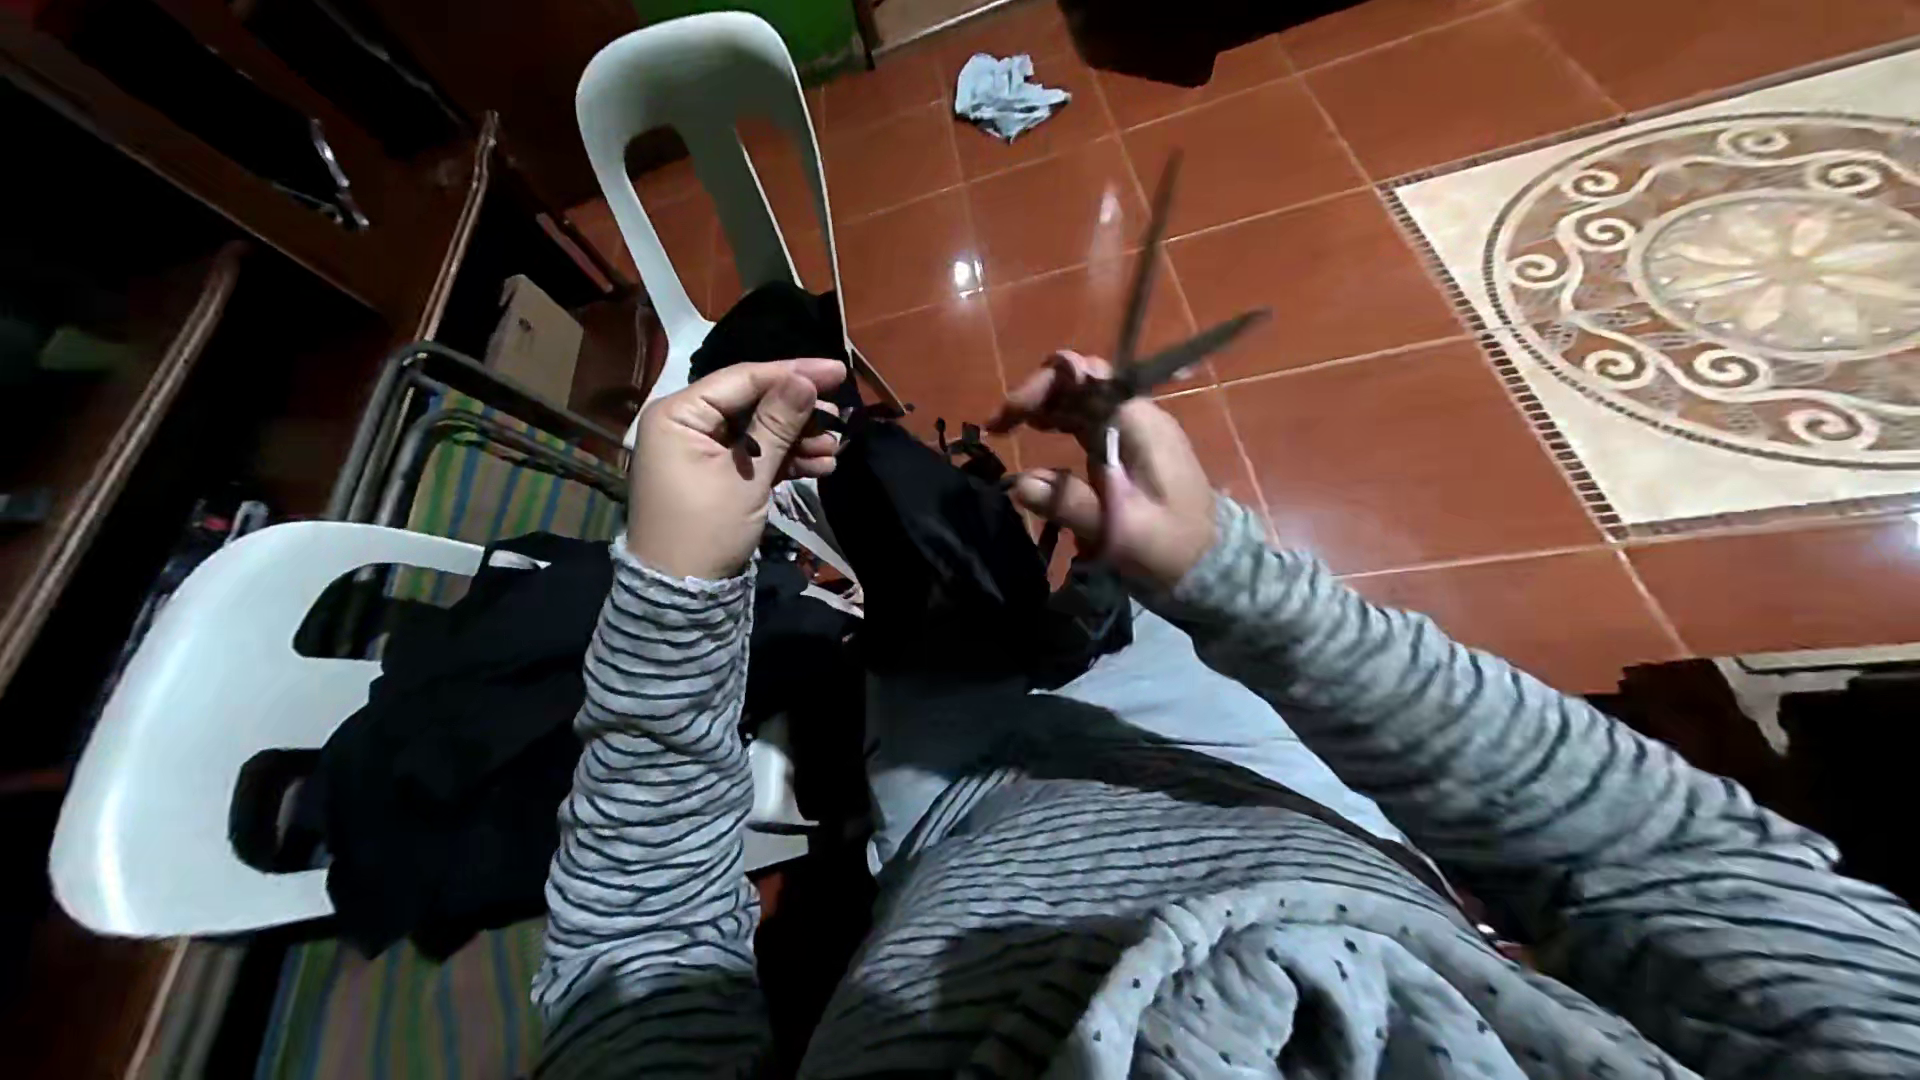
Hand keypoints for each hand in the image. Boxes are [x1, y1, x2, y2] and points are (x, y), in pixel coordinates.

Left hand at [626, 358, 844, 579]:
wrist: (683, 591)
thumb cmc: (707, 529)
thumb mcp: (748, 475)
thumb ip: (777, 425)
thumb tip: (806, 381)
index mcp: (680, 414)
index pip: (743, 379)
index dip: (793, 373)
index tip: (837, 371)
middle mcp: (688, 423)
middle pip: (754, 402)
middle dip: (799, 412)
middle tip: (840, 416)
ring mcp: (703, 449)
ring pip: (760, 430)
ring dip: (798, 439)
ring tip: (834, 450)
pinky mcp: (719, 471)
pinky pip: (756, 454)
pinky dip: (786, 459)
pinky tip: (820, 466)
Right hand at [989, 350, 1215, 588]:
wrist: (1208, 564)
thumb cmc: (1169, 547)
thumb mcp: (1119, 530)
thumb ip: (1071, 503)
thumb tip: (1018, 484)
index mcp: (1138, 423)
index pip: (1088, 376)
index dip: (1045, 384)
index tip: (1011, 414)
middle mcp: (1135, 415)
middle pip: (1080, 382)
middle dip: (1036, 395)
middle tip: (997, 426)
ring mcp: (1132, 429)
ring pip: (1081, 399)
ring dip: (1043, 407)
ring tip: (1005, 430)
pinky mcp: (1127, 447)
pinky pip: (1087, 421)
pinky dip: (1057, 422)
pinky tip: (1035, 434)